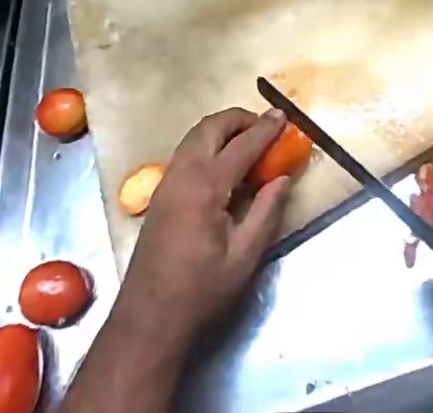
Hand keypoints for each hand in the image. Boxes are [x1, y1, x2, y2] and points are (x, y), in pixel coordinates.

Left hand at [61, 109, 291, 412]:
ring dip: (223, 128)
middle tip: (266, 126)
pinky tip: (224, 161)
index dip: (265, 129)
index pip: (242, 145)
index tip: (283, 116)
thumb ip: (266, 212)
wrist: (149, 316)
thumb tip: (282, 178)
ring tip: (249, 139)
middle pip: (212, 126)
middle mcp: (183, 173)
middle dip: (240, 119)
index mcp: (206, 186)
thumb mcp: (245, 257)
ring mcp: (168, 179)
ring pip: (196, 135)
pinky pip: (187, 150)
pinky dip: (209, 142)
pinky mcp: (161, 190)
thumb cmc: (201, 290)